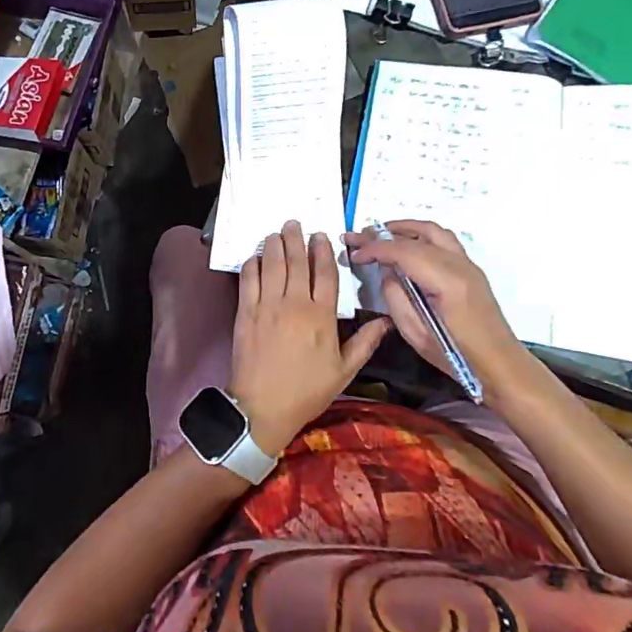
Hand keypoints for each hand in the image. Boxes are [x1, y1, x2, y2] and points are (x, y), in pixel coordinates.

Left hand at [231, 221, 390, 456]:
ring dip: (273, 245)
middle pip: (296, 262)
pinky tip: (255, 257)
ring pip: (272, 265)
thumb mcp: (344, 371)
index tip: (320, 236)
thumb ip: (365, 343)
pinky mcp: (245, 313)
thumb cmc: (306, 391)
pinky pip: (248, 280)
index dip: (322, 251)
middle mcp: (295, 304)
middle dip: (295, 239)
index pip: (324, 273)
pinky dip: (252, 265)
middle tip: (294, 224)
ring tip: (276, 233)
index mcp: (321, 316)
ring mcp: (267, 306)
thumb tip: (386, 321)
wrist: (262, 408)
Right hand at [343, 220, 527, 383]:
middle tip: (358, 236)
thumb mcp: (416, 334)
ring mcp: (469, 265)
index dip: (375, 248)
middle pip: (418, 236)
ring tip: (379, 233)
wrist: (500, 364)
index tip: (353, 252)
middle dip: (384, 233)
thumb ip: (396, 298)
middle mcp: (461, 265)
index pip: (405, 251)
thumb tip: (387, 273)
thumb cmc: (457, 356)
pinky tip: (406, 245)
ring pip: (434, 232)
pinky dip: (420, 236)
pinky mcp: (471, 270)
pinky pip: (443, 241)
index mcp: (447, 282)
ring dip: (405, 228)